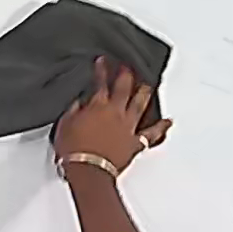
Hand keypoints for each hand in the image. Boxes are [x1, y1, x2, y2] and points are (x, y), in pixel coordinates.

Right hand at [54, 57, 173, 174]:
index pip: (100, 82)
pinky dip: (161, 127)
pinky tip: (168, 122)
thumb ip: (74, 110)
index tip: (103, 61)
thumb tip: (78, 102)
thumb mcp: (65, 124)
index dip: (102, 69)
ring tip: (149, 84)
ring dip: (144, 92)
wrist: (87, 170)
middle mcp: (115, 113)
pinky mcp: (135, 143)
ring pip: (140, 104)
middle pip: (124, 88)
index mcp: (97, 106)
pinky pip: (152, 134)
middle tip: (128, 66)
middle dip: (126, 74)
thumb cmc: (74, 150)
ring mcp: (127, 127)